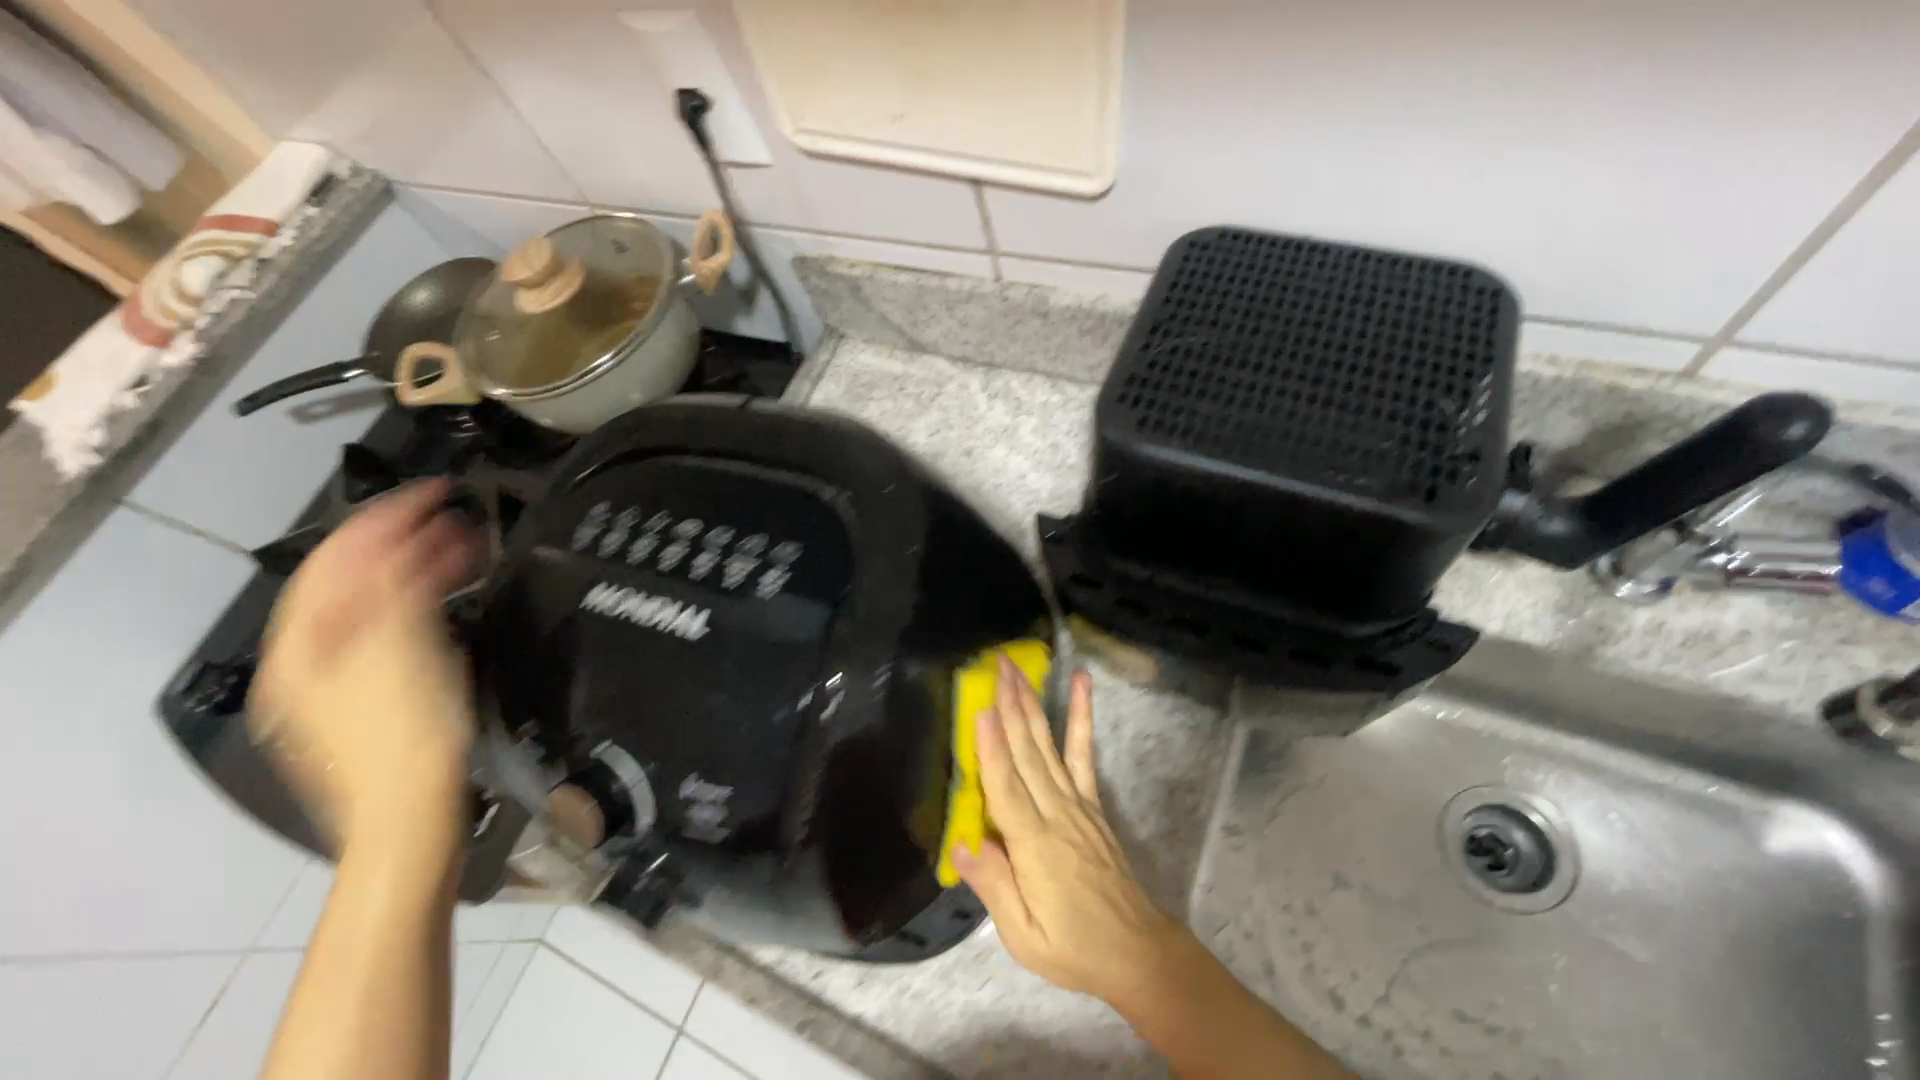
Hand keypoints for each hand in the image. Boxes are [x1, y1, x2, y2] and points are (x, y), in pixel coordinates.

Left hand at [248, 479, 478, 854]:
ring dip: (414, 571)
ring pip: (372, 605)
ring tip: (462, 548)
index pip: (337, 558)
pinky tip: (447, 598)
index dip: (384, 517)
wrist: (411, 819)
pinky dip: (416, 606)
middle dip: (402, 541)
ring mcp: (336, 683)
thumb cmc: (406, 734)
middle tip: (455, 517)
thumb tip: (395, 538)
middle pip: (351, 580)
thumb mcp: (397, 649)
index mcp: (302, 645)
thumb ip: (390, 587)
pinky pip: (388, 633)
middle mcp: (307, 659)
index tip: (435, 492)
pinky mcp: (369, 700)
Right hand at [954, 656, 1186, 1006]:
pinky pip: (1084, 754)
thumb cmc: (1072, 947)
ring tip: (1018, 669)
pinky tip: (1081, 685)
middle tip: (997, 664)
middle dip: (1010, 705)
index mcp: (1034, 846)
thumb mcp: (1024, 936)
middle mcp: (1056, 815)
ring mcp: (1078, 805)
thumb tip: (960, 843)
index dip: (991, 747)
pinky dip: (1082, 717)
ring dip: (1031, 703)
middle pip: (1027, 753)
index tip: (980, 707)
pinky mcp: (1092, 805)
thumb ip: (994, 885)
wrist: (1135, 951)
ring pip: (1049, 745)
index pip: (1006, 788)